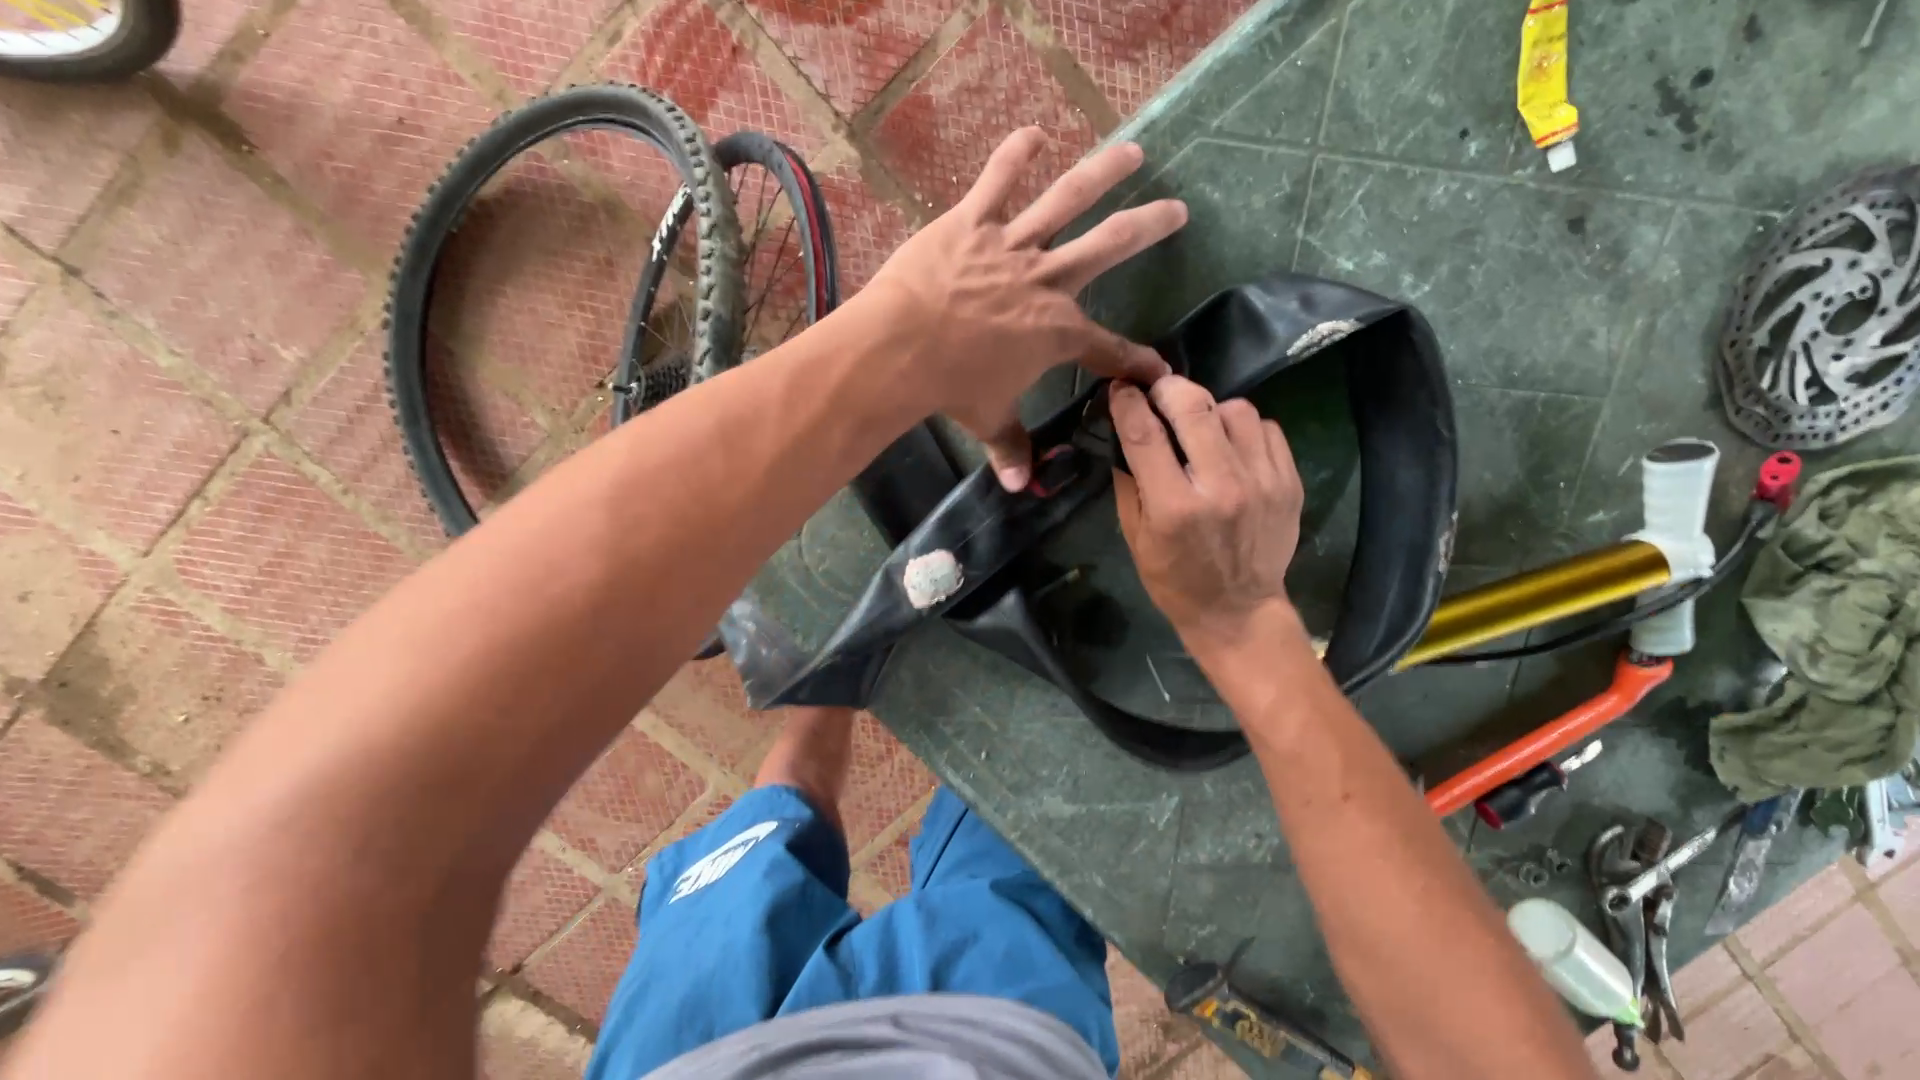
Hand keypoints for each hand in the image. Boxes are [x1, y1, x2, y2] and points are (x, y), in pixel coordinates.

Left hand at [863, 127, 1186, 489]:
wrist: (900, 348)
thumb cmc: (950, 386)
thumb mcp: (987, 419)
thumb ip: (1010, 448)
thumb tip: (1021, 487)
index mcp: (1057, 332)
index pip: (1108, 349)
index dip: (1135, 361)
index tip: (1160, 369)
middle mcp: (1047, 282)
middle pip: (1110, 248)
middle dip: (1148, 228)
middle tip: (1177, 210)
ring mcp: (1012, 246)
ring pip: (1067, 201)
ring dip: (1104, 173)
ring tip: (1133, 153)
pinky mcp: (972, 222)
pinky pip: (998, 181)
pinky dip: (1015, 155)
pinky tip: (1034, 133)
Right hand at [1110, 377, 1304, 654]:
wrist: (1239, 610)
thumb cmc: (1175, 578)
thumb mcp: (1135, 535)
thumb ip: (1129, 479)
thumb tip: (1124, 427)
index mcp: (1174, 507)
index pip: (1144, 433)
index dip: (1128, 401)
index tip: (1121, 389)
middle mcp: (1220, 487)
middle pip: (1193, 405)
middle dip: (1167, 388)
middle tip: (1158, 393)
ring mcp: (1262, 482)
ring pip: (1235, 409)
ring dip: (1210, 410)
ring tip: (1200, 428)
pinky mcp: (1288, 482)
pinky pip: (1266, 428)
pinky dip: (1243, 429)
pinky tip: (1231, 448)